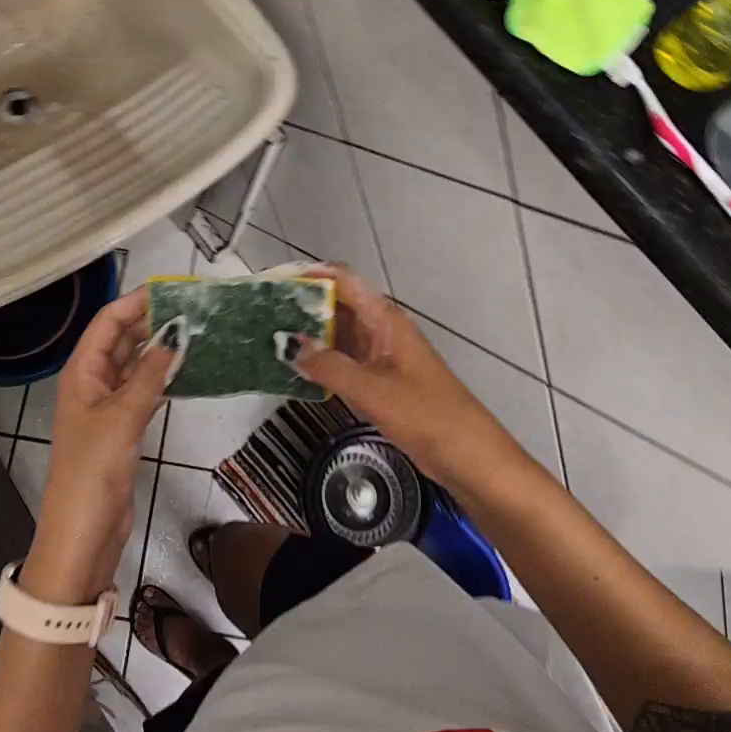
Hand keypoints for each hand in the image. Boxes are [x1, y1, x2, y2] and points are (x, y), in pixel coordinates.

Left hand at [22, 288, 175, 604]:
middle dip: (151, 323)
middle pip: (120, 340)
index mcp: (81, 372)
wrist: (83, 533)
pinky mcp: (122, 428)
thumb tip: (174, 338)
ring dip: (158, 350)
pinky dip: (161, 379)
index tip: (172, 290)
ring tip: (195, 334)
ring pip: (133, 365)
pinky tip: (186, 372)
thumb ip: (148, 376)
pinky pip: (142, 391)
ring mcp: (106, 406)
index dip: (134, 303)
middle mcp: (91, 383)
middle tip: (192, 311)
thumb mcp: (121, 418)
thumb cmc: (93, 471)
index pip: (107, 323)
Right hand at [291, 265, 534, 488]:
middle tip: (261, 314)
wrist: (468, 456)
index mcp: (385, 319)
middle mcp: (382, 330)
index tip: (274, 282)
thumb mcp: (372, 390)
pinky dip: (322, 362)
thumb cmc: (426, 415)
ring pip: (339, 334)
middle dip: (302, 306)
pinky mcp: (381, 381)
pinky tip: (295, 371)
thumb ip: (328, 366)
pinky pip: (344, 361)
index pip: (343, 280)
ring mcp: (382, 356)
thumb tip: (289, 345)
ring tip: (269, 339)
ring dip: (309, 335)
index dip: (310, 275)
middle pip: (337, 304)